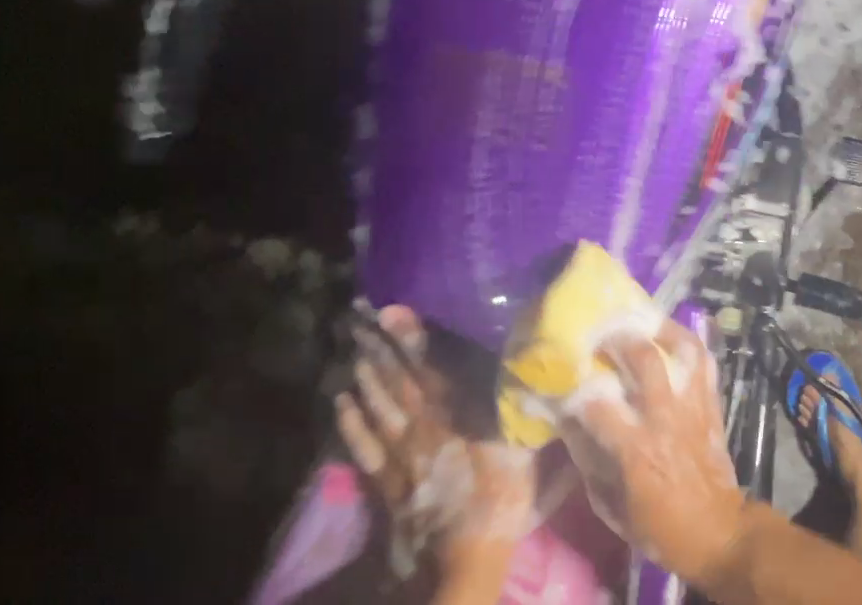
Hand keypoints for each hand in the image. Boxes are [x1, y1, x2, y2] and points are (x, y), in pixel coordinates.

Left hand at [336, 305, 537, 563]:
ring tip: (354, 348)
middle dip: (379, 346)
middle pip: (397, 377)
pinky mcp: (386, 479)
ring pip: (376, 403)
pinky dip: (350, 419)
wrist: (466, 552)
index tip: (389, 309)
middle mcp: (422, 421)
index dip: (409, 335)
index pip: (428, 363)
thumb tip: (519, 361)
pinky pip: (362, 442)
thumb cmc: (501, 490)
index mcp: (455, 408)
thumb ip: (512, 397)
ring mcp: (399, 451)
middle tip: (358, 318)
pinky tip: (342, 400)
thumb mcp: (517, 436)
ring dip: (364, 374)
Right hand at [561, 319, 746, 580]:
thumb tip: (569, 423)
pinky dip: (690, 343)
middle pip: (645, 359)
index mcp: (635, 448)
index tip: (559, 376)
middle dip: (619, 339)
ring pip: (682, 349)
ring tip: (641, 320)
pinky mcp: (712, 403)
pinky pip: (706, 361)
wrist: (716, 529)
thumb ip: (588, 460)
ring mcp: (693, 405)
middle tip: (601, 332)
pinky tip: (673, 335)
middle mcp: (665, 417)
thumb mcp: (609, 504)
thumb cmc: (657, 525)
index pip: (597, 404)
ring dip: (660, 328)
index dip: (573, 387)